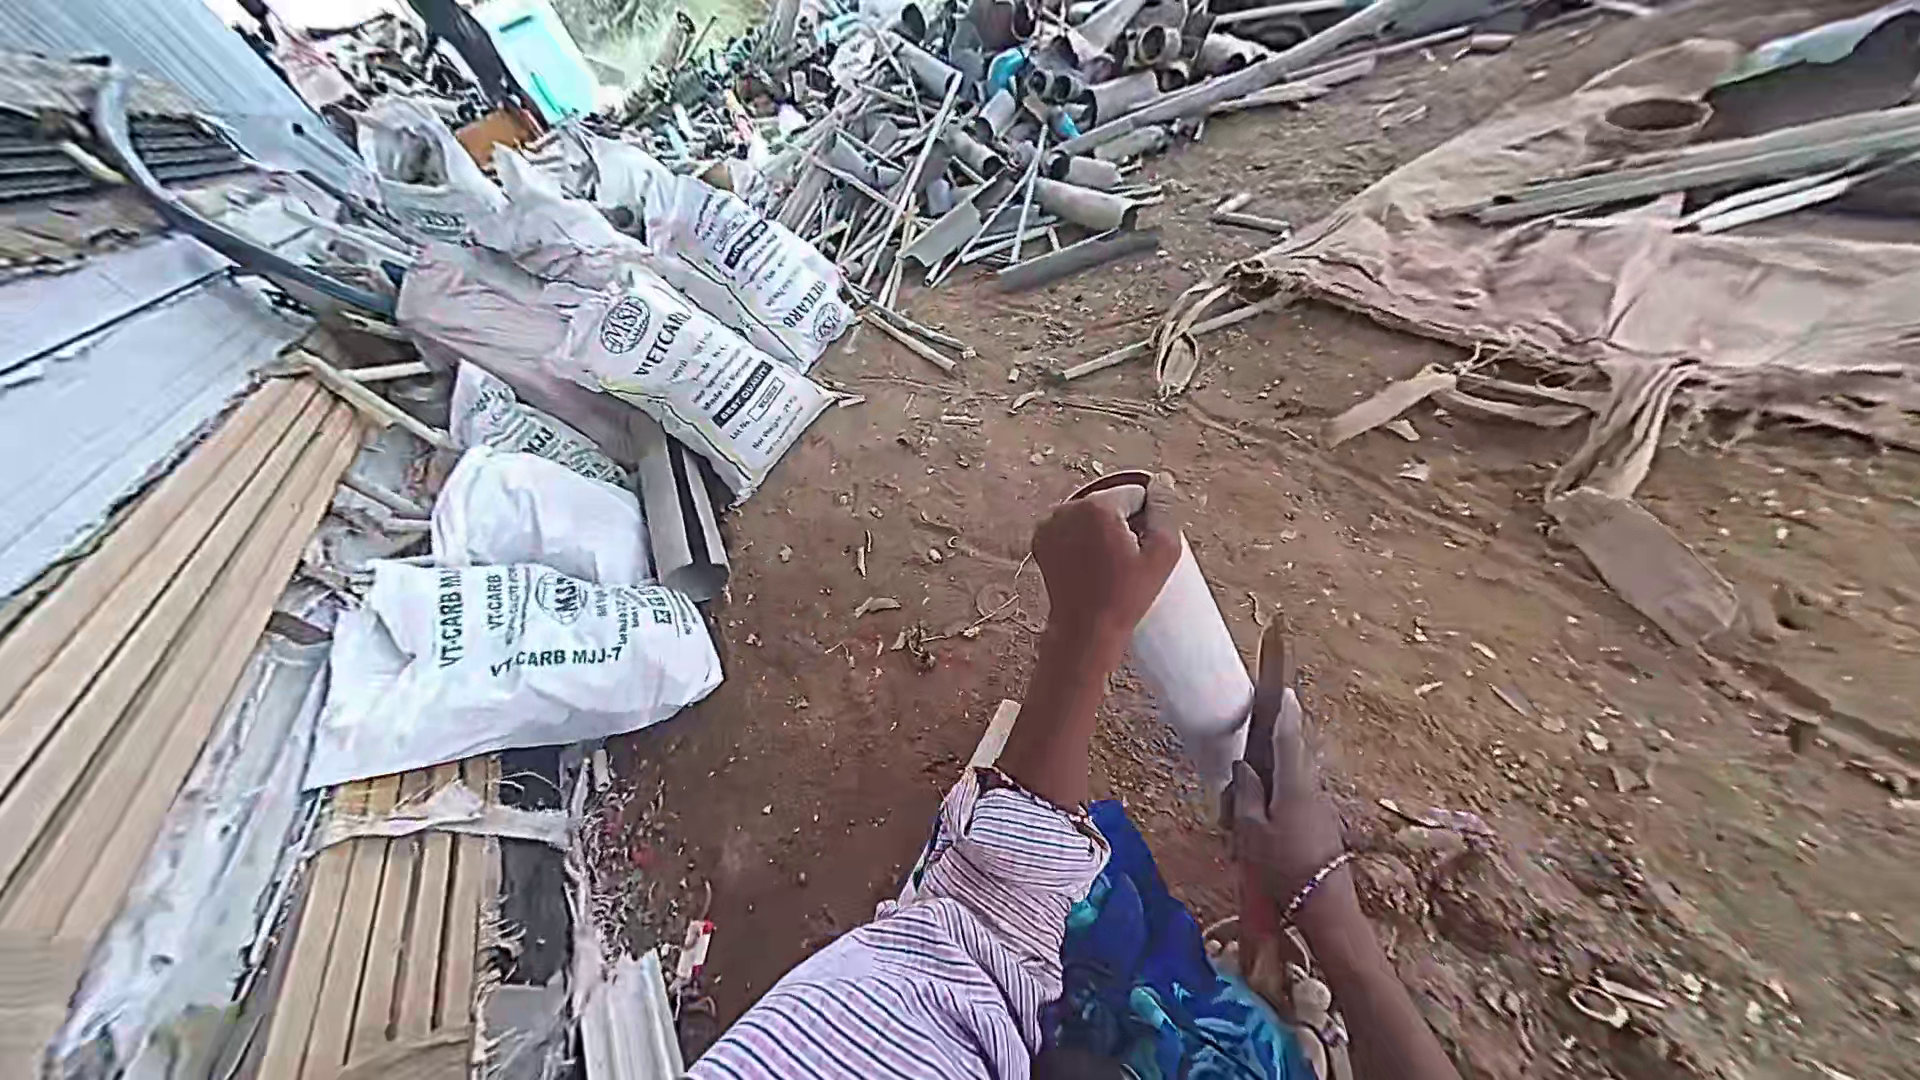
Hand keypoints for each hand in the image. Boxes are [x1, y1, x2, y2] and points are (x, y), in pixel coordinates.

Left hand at [1030, 493, 1181, 663]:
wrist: (1085, 628)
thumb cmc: (1125, 596)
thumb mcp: (1164, 553)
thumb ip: (1166, 510)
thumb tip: (1161, 483)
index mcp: (1097, 507)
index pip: (1135, 494)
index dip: (1146, 520)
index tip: (1141, 548)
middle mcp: (1068, 509)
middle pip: (1110, 502)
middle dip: (1122, 522)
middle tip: (1126, 558)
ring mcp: (1049, 524)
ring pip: (1089, 514)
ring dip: (1101, 529)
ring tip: (1108, 563)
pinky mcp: (1040, 540)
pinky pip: (1071, 528)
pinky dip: (1081, 539)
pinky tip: (1089, 564)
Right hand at [1230, 684, 1348, 913]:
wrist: (1327, 911)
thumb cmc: (1283, 867)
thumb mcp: (1253, 830)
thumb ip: (1247, 793)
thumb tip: (1244, 765)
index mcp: (1294, 787)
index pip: (1288, 740)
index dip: (1286, 715)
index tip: (1286, 692)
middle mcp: (1311, 792)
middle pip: (1290, 759)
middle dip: (1274, 750)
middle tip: (1253, 758)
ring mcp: (1320, 810)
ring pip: (1291, 781)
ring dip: (1273, 780)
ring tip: (1248, 801)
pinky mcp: (1321, 825)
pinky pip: (1295, 798)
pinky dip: (1278, 798)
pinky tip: (1263, 819)